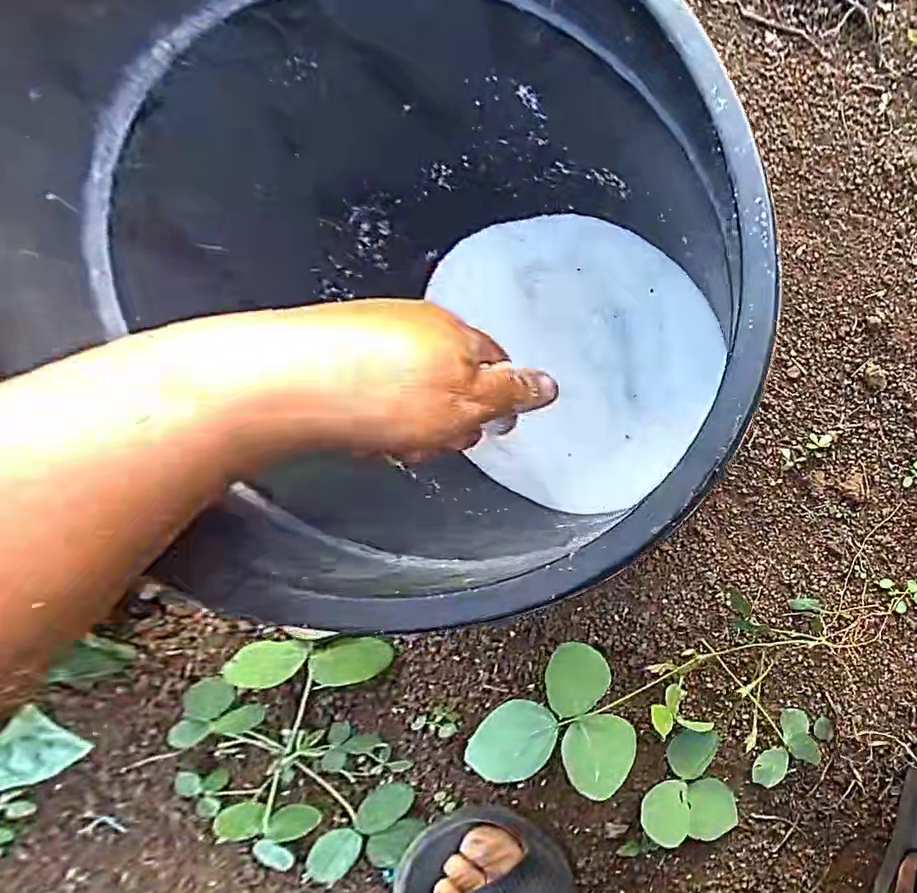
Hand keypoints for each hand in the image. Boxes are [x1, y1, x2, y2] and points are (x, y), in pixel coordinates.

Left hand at [166, 299, 557, 458]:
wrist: (260, 387)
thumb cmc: (371, 396)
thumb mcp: (470, 403)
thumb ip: (516, 393)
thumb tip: (548, 384)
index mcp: (452, 328)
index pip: (500, 364)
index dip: (497, 401)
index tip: (483, 426)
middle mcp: (409, 321)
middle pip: (454, 376)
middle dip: (452, 414)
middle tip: (437, 438)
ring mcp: (362, 331)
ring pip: (411, 386)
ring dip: (413, 420)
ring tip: (393, 440)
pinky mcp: (321, 347)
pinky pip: (368, 385)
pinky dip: (372, 411)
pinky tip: (359, 430)